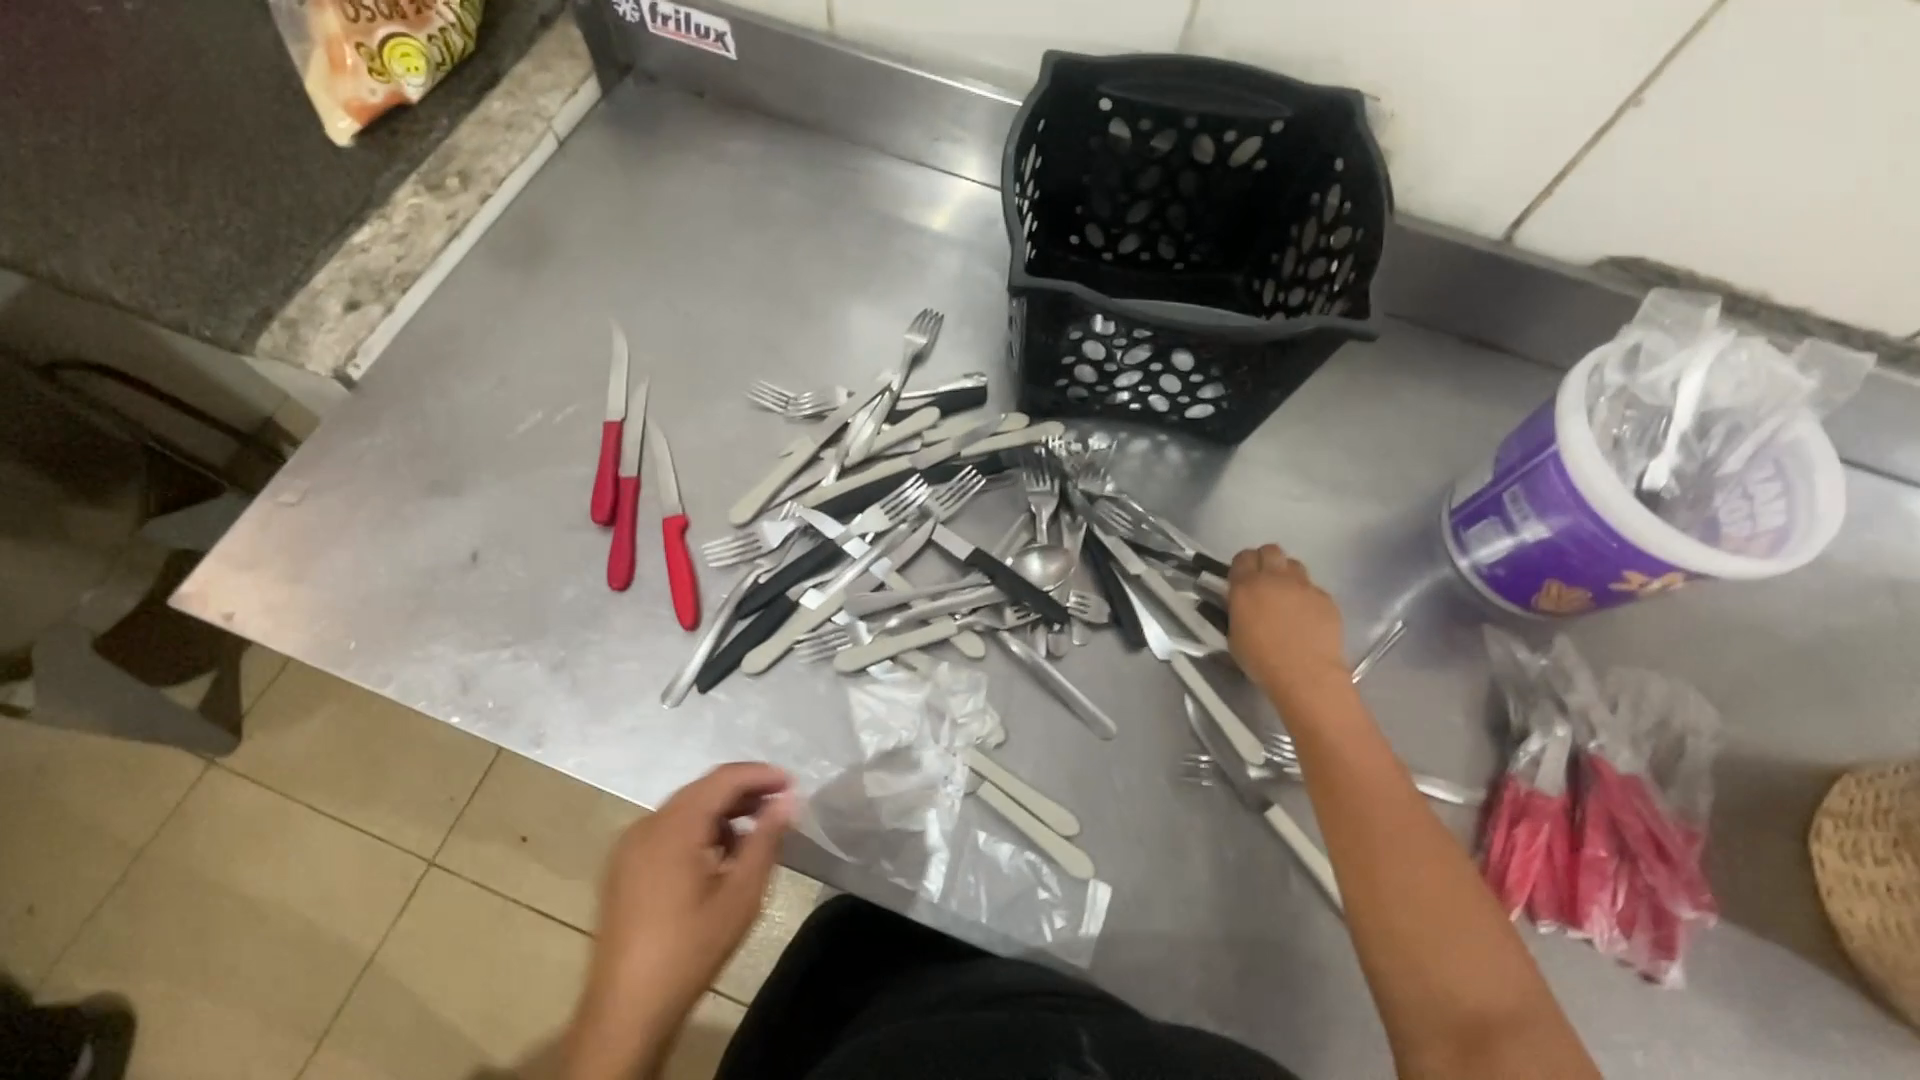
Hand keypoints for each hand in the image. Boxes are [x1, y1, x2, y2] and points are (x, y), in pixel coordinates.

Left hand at [565, 763, 792, 1079]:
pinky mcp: (623, 868)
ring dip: (721, 813)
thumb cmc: (691, 949)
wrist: (627, 1008)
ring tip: (756, 833)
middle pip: (701, 791)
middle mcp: (646, 825)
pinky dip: (698, 831)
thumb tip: (787, 801)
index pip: (723, 779)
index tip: (794, 785)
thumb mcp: (741, 895)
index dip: (761, 775)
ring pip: (684, 811)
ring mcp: (629, 847)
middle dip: (743, 792)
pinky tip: (720, 857)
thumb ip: (766, 840)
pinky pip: (667, 832)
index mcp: (673, 827)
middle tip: (781, 806)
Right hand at [1227, 545, 1351, 715]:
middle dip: (1265, 561)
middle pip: (1271, 550)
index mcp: (1246, 586)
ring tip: (1286, 597)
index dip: (1242, 565)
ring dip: (1287, 575)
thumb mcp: (1233, 635)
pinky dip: (1307, 597)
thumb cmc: (1261, 660)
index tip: (1241, 579)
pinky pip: (1313, 588)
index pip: (1242, 557)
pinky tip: (1306, 617)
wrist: (1305, 675)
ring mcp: (1304, 586)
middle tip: (1264, 582)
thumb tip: (1238, 603)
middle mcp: (1276, 578)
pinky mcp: (1325, 598)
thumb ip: (1236, 611)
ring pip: (1294, 565)